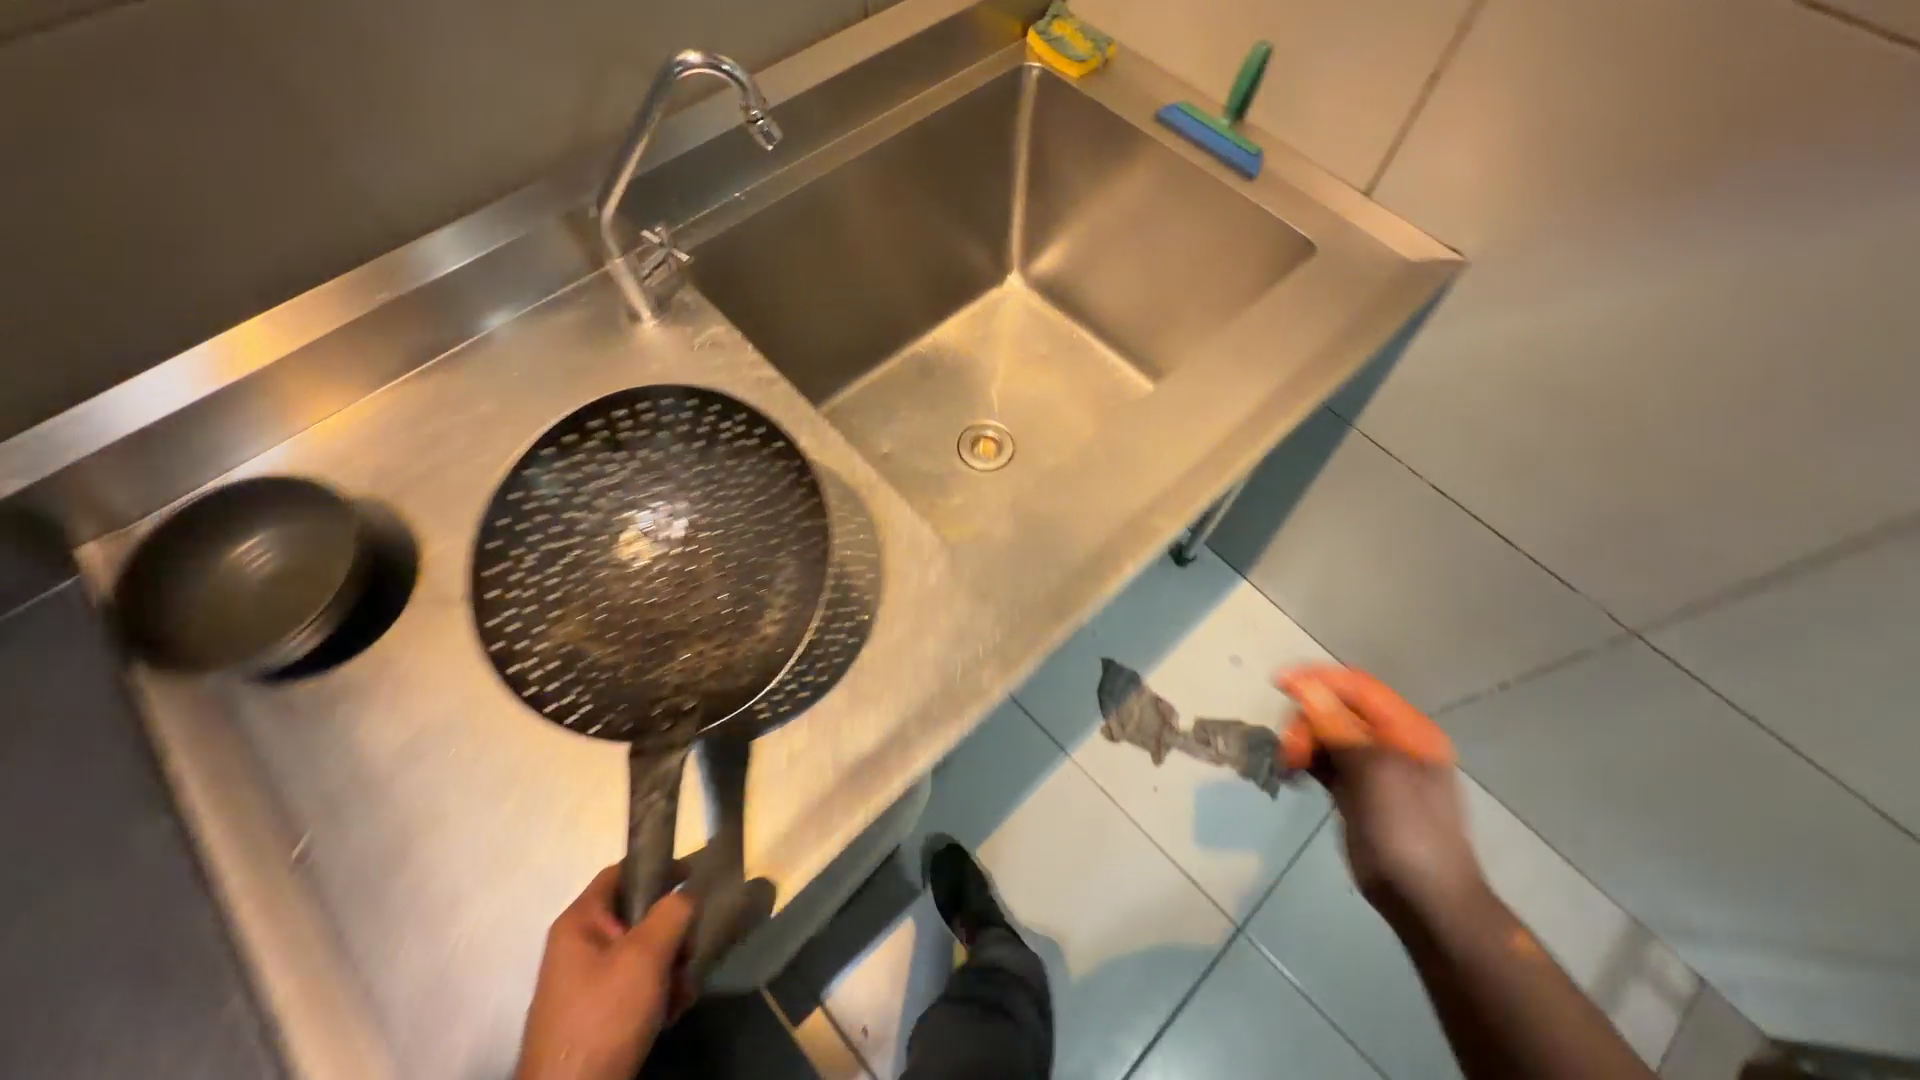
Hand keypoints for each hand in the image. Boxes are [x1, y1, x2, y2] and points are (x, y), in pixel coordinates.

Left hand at [515, 865, 696, 1079]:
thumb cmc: (604, 1016)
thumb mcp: (644, 956)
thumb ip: (672, 913)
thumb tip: (687, 893)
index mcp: (580, 922)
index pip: (620, 872)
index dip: (658, 867)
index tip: (696, 874)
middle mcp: (580, 946)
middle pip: (638, 916)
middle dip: (672, 932)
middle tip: (691, 950)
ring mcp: (588, 982)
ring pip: (643, 954)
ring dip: (671, 968)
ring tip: (682, 991)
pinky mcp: (599, 1013)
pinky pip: (637, 987)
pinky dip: (659, 994)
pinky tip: (672, 1013)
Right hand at [1277, 666, 1489, 924]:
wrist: (1423, 899)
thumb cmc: (1408, 831)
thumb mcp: (1375, 772)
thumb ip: (1338, 726)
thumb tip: (1305, 686)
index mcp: (1409, 730)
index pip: (1358, 686)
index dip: (1319, 680)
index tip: (1279, 684)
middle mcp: (1391, 742)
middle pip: (1337, 710)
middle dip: (1307, 721)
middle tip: (1288, 752)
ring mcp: (1373, 768)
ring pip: (1326, 735)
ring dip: (1301, 741)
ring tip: (1286, 766)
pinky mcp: (1354, 791)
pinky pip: (1324, 760)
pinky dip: (1304, 760)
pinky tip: (1289, 773)